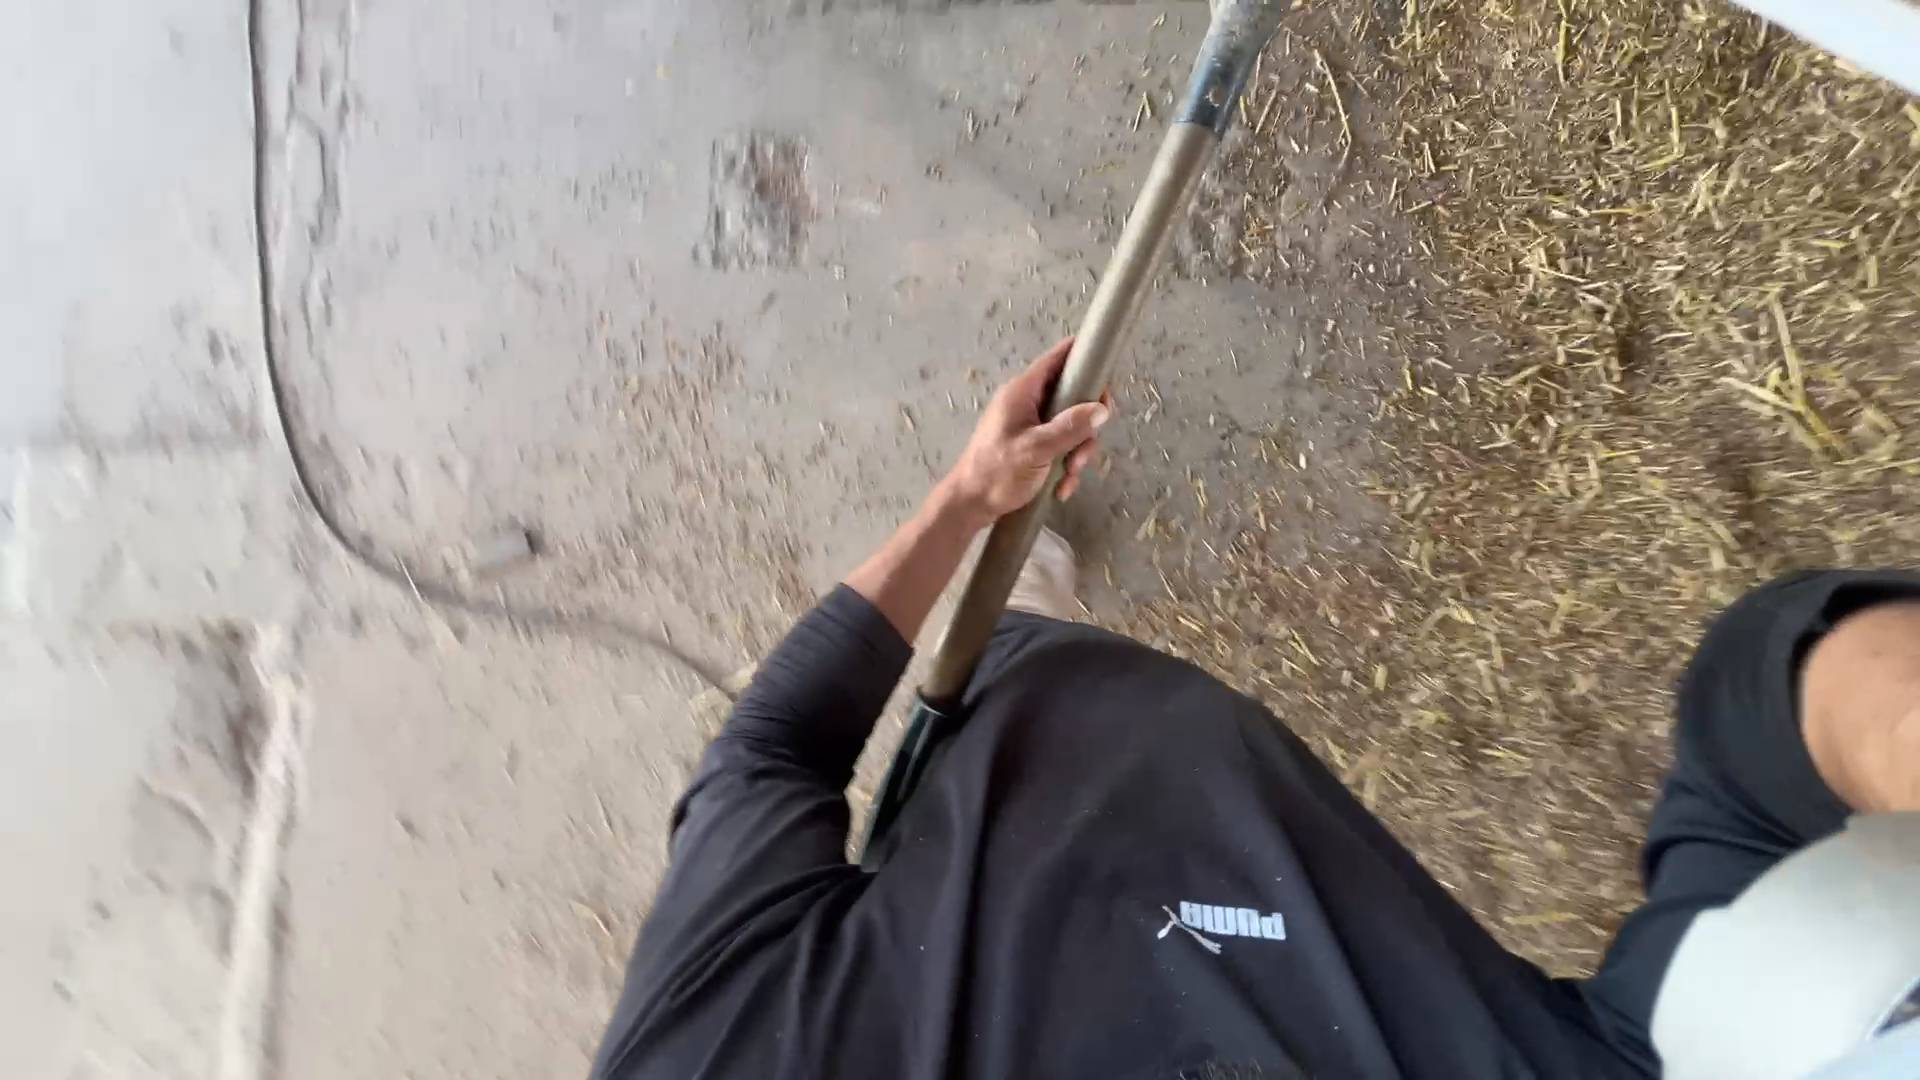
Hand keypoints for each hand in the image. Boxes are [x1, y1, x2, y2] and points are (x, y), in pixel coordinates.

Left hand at [940, 337, 1114, 528]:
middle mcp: (1027, 403)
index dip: (1084, 359)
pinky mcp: (1031, 447)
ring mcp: (1029, 426)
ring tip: (1068, 475)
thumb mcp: (1036, 449)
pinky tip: (1060, 488)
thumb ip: (1070, 427)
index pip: (1058, 358)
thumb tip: (1101, 410)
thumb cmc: (996, 473)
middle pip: (1072, 398)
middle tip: (1082, 451)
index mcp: (1022, 392)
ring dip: (1076, 454)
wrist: (969, 505)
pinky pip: (1060, 448)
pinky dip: (1064, 467)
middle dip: (1085, 428)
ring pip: (1070, 428)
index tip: (1105, 378)